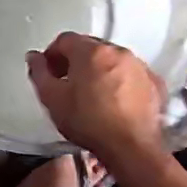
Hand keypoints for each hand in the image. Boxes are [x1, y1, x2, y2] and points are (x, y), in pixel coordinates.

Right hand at [25, 33, 165, 166]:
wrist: (131, 147)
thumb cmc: (92, 123)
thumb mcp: (52, 99)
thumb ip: (39, 73)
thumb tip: (35, 59)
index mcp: (90, 52)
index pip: (64, 39)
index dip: (52, 54)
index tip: (48, 69)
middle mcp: (117, 52)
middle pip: (89, 47)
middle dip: (75, 61)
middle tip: (66, 83)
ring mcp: (138, 66)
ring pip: (111, 60)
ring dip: (98, 71)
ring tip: (90, 96)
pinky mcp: (152, 82)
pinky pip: (130, 74)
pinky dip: (119, 82)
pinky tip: (112, 103)